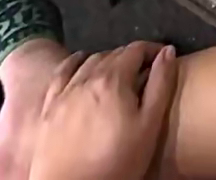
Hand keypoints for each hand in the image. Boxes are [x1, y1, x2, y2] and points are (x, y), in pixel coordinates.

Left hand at [27, 42, 178, 179]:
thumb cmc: (116, 165)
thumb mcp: (148, 127)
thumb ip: (161, 84)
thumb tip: (168, 50)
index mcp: (114, 79)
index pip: (136, 49)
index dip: (152, 50)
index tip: (162, 58)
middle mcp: (88, 76)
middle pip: (113, 54)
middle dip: (131, 57)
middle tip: (142, 71)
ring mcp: (65, 91)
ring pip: (89, 60)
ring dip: (106, 59)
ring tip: (116, 72)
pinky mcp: (48, 107)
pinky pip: (61, 73)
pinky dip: (74, 62)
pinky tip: (80, 64)